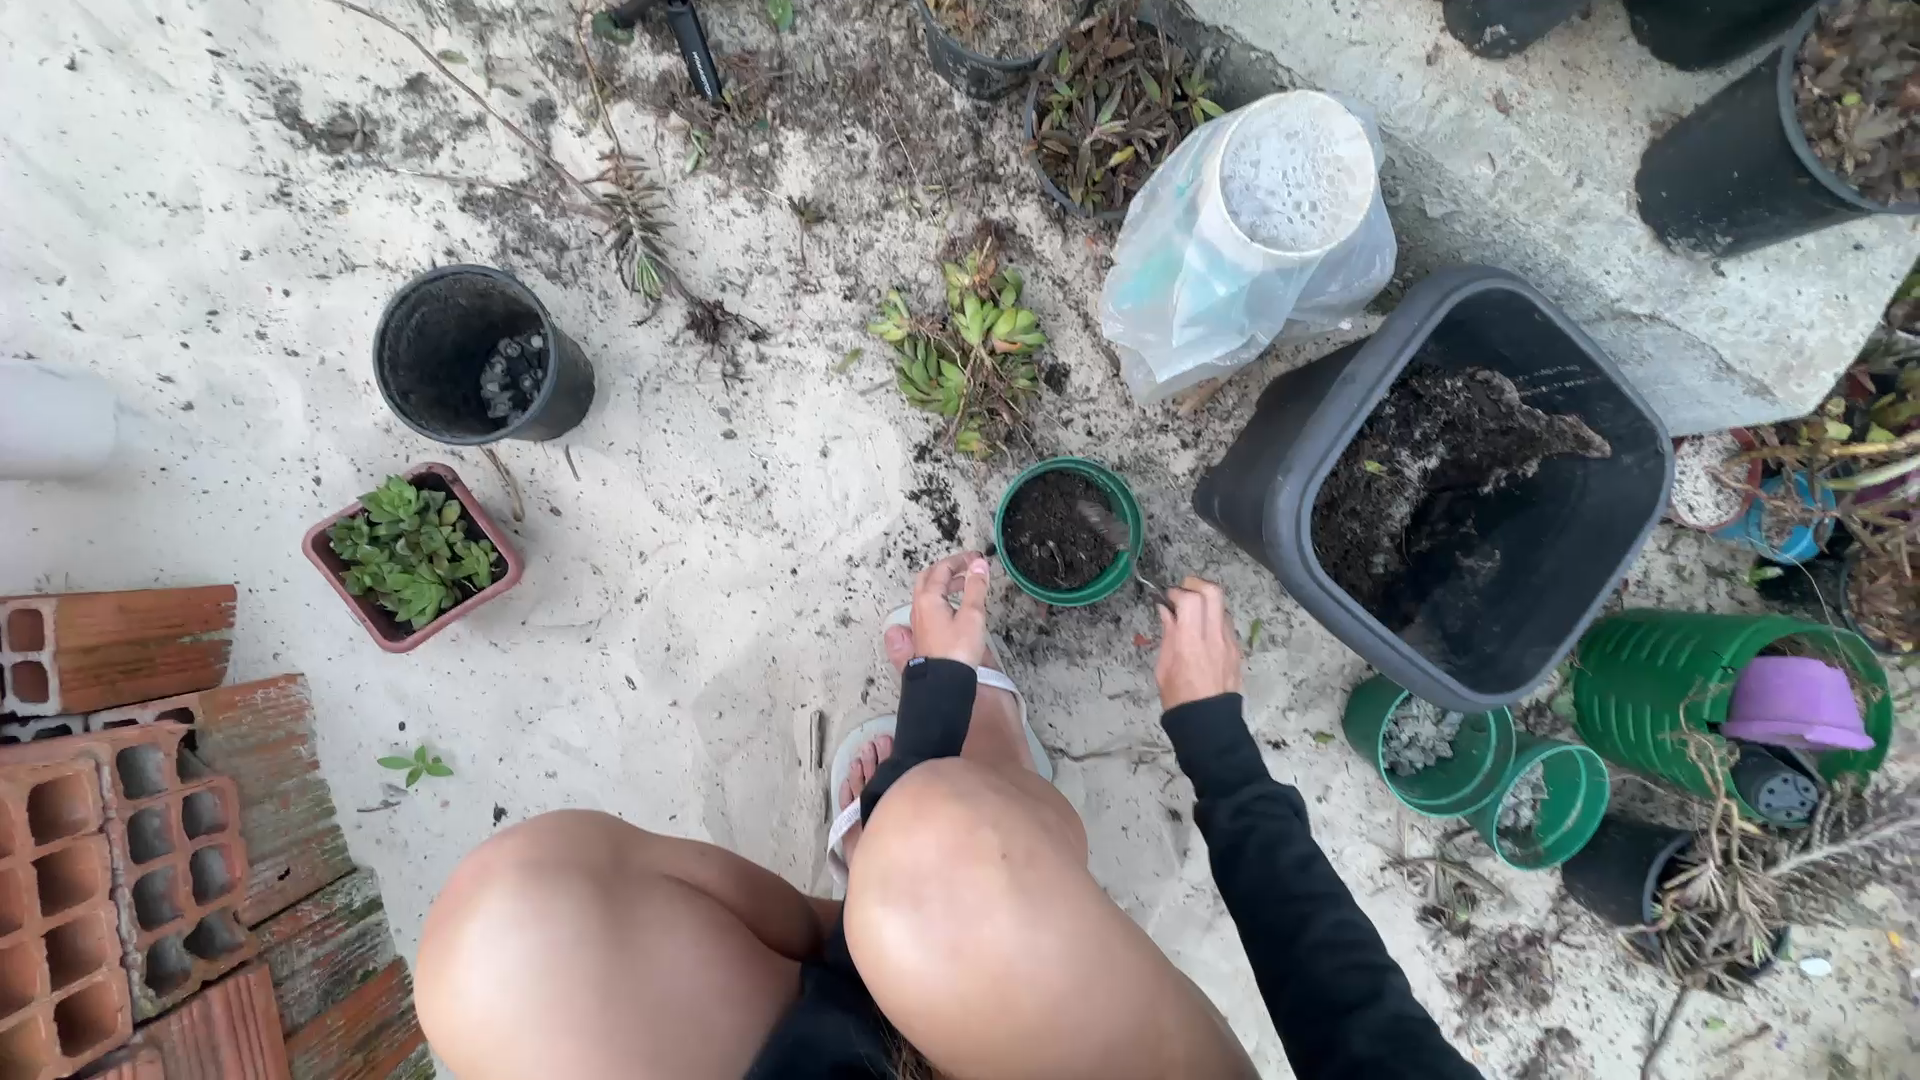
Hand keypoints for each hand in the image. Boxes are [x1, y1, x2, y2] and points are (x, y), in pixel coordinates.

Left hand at [911, 550, 990, 665]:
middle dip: (948, 569)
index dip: (960, 560)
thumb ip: (975, 587)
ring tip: (965, 585)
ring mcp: (919, 622)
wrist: (944, 682)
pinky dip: (942, 598)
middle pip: (929, 577)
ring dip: (945, 584)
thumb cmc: (957, 651)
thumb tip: (978, 565)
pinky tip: (955, 608)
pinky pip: (929, 607)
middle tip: (967, 568)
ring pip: (928, 593)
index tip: (976, 558)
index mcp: (929, 598)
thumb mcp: (972, 615)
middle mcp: (919, 608)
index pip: (942, 568)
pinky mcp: (924, 635)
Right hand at [1155, 576, 1242, 709]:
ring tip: (1192, 613)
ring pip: (1222, 606)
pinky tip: (1202, 631)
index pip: (1190, 599)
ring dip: (1206, 602)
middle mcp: (1214, 637)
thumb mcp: (1164, 666)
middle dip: (1195, 584)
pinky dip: (1213, 618)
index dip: (1176, 592)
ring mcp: (1229, 643)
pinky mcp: (1237, 650)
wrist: (1208, 722)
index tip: (1166, 598)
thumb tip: (1166, 610)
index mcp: (1190, 643)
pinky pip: (1226, 623)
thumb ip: (1168, 634)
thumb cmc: (1178, 697)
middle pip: (1213, 592)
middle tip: (1182, 593)